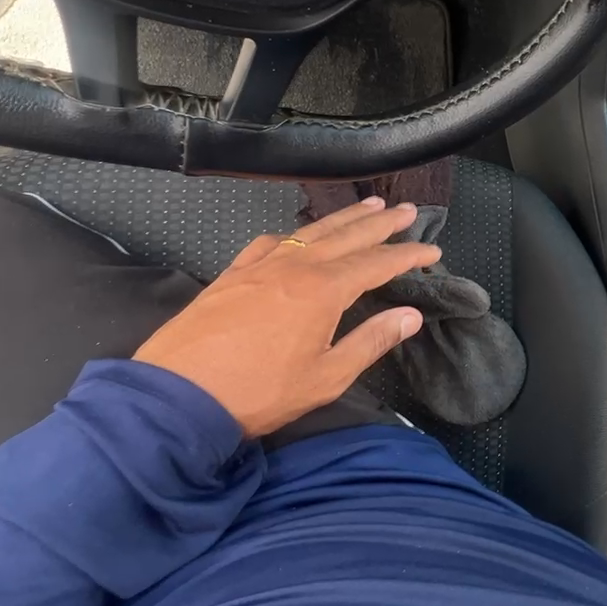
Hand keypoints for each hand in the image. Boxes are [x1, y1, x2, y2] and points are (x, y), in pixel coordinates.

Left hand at [134, 197, 440, 436]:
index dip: (409, 255)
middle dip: (383, 222)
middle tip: (409, 210)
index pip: (379, 263)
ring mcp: (260, 267)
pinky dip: (293, 234)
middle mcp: (296, 267)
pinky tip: (297, 236)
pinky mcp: (231, 276)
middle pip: (350, 235)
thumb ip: (372, 342)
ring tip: (369, 204)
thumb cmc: (258, 393)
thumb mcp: (327, 377)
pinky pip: (269, 242)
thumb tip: (411, 316)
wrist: (174, 401)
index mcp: (325, 290)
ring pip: (312, 231)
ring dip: (345, 217)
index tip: (433, 251)